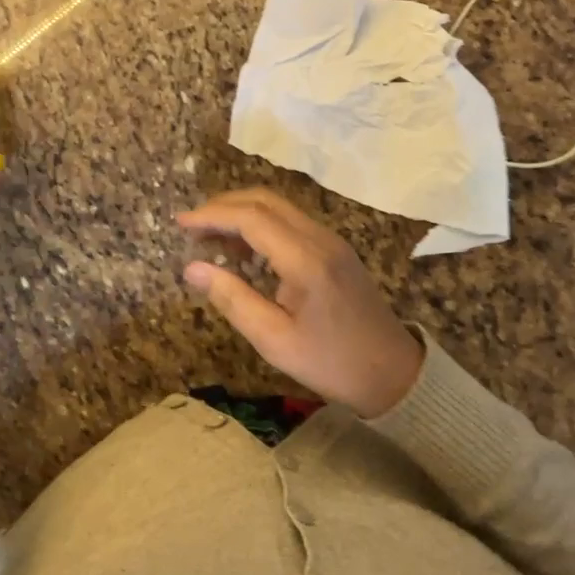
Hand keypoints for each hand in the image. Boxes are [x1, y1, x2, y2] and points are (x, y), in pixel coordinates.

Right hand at [178, 189, 424, 417]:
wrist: (394, 374)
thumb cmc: (330, 362)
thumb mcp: (274, 339)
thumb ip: (232, 299)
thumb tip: (191, 268)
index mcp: (305, 259)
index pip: (251, 217)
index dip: (212, 215)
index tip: (180, 224)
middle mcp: (320, 238)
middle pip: (264, 200)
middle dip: (223, 206)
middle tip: (192, 227)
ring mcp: (331, 240)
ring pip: (278, 207)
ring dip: (241, 214)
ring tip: (211, 240)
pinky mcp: (334, 249)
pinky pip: (290, 221)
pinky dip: (260, 224)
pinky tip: (244, 251)